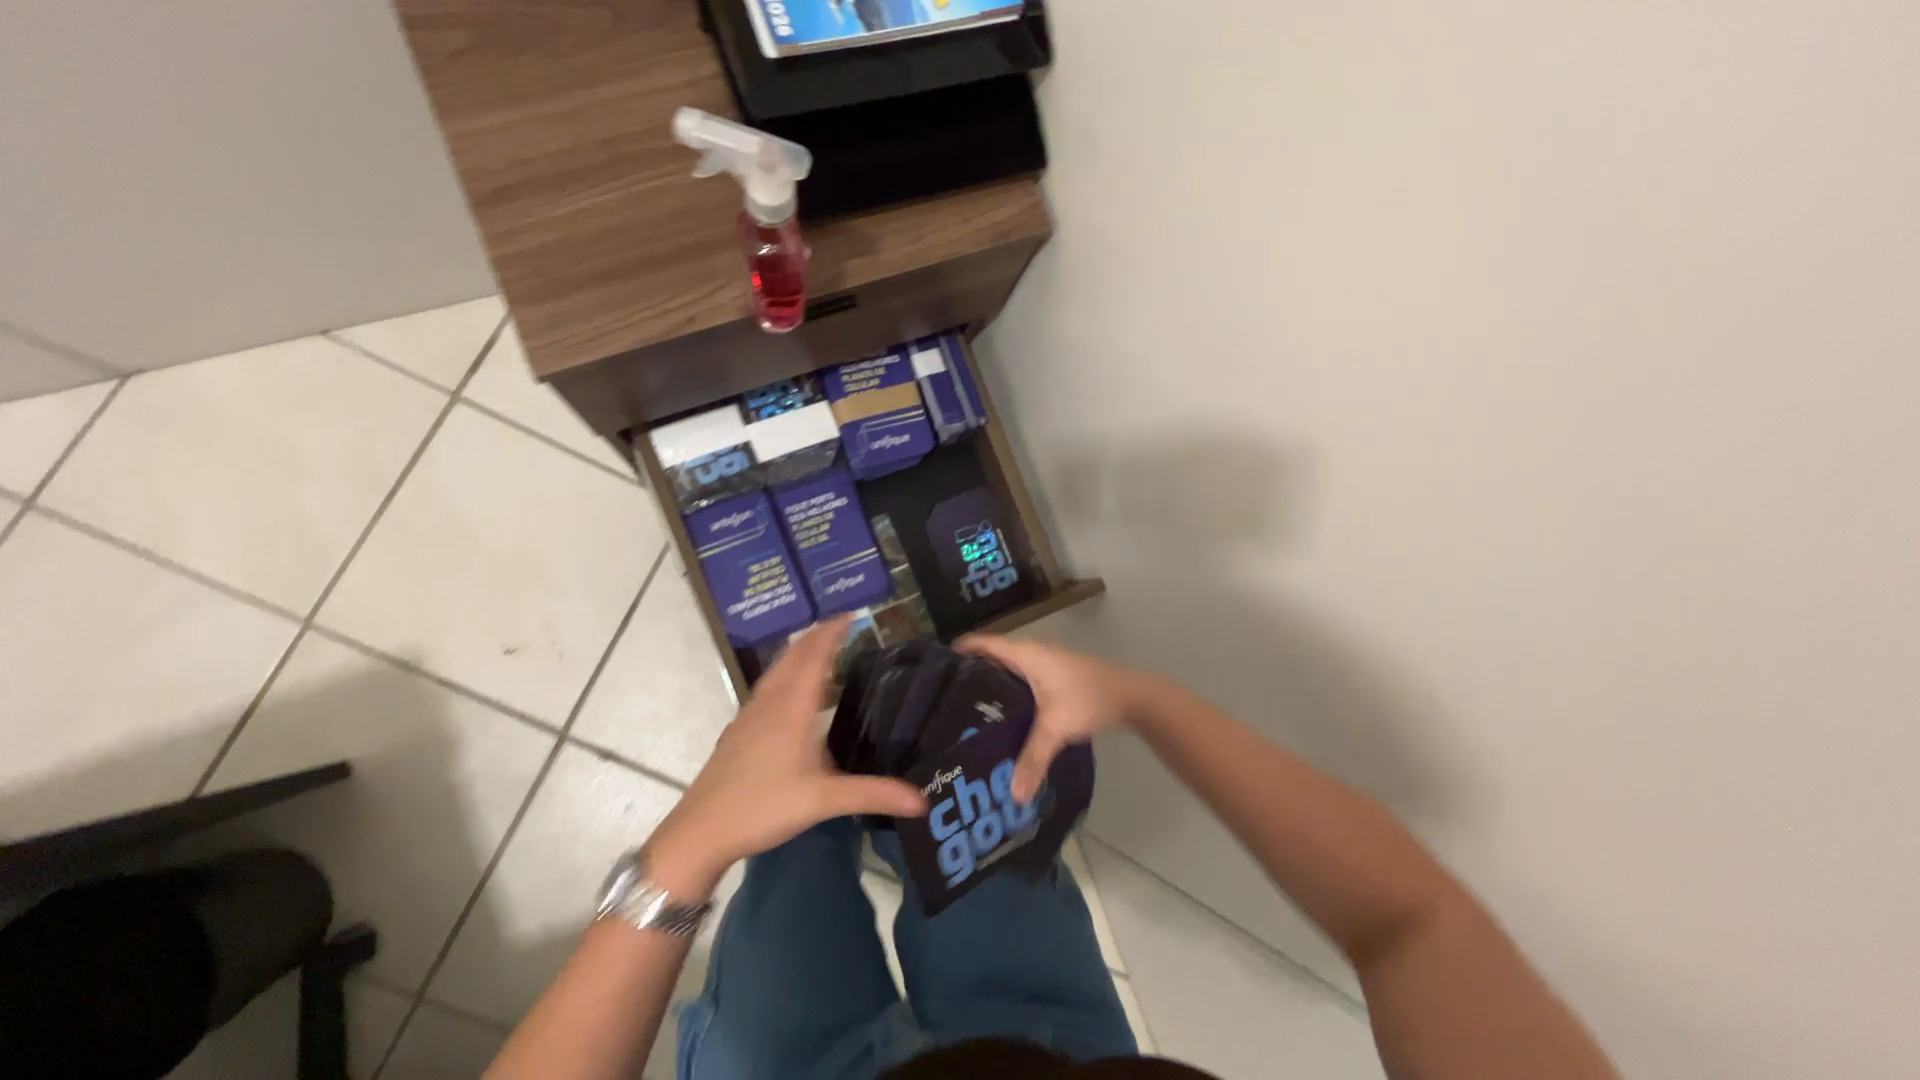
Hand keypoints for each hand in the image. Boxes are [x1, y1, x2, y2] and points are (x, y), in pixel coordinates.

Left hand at [646, 618, 926, 896]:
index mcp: (791, 708)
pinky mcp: (739, 734)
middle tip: (844, 626)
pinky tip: (793, 698)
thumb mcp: (823, 801)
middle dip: (817, 637)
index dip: (832, 631)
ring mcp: (749, 717)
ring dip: (798, 654)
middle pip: (792, 657)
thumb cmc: (762, 808)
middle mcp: (769, 704)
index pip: (814, 656)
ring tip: (822, 652)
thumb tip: (922, 799)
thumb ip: (872, 795)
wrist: (700, 832)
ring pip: (777, 673)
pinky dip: (786, 677)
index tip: (853, 613)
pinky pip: (767, 690)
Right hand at [956, 634, 1155, 803]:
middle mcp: (1029, 654)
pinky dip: (1005, 697)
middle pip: (988, 659)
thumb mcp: (1057, 728)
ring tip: (960, 718)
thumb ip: (1032, 759)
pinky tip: (998, 723)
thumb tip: (1013, 795)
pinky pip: (1018, 683)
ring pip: (1004, 673)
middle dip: (965, 678)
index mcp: (1024, 654)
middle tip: (939, 706)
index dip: (955, 653)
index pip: (980, 643)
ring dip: (986, 690)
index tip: (930, 675)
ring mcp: (1042, 665)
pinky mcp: (1051, 680)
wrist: (1133, 697)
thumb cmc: (1089, 698)